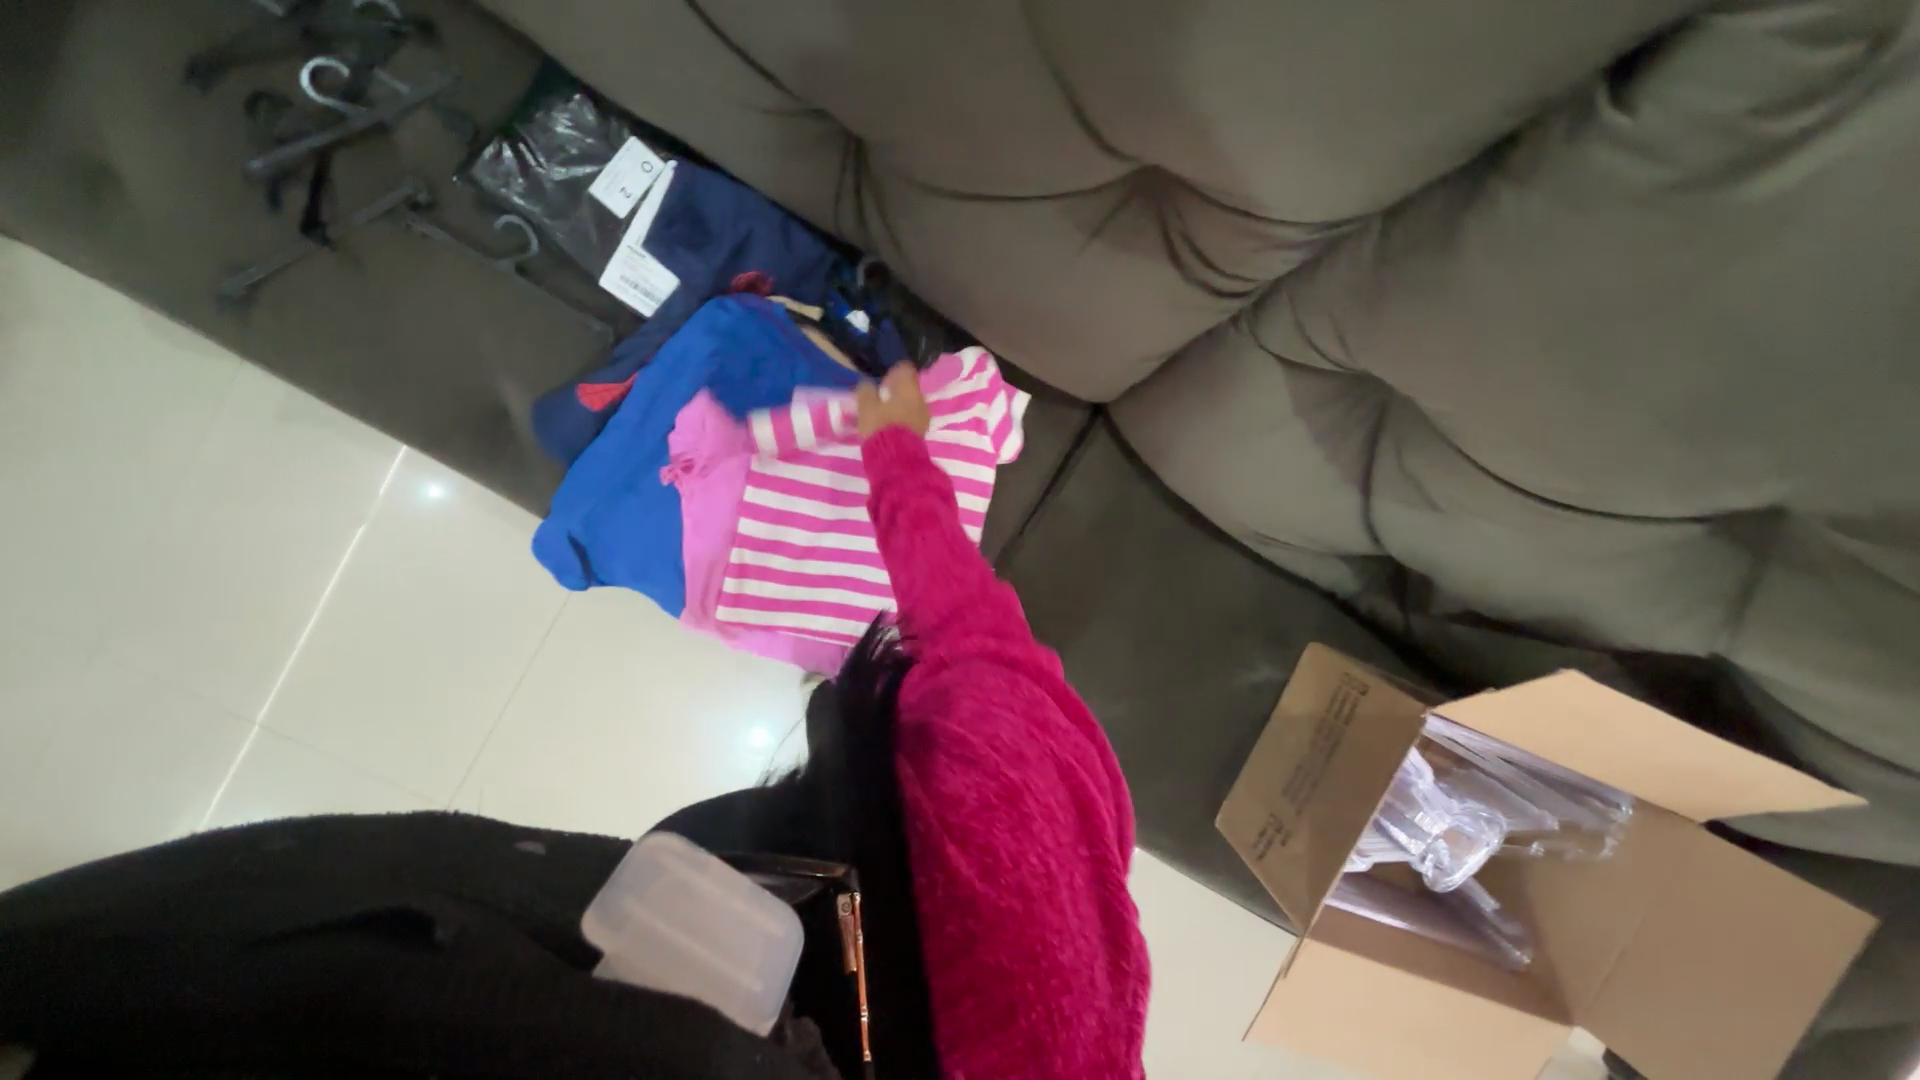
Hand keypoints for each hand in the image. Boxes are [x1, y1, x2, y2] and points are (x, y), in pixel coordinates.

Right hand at [856, 362, 929, 438]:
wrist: (896, 459)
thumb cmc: (880, 426)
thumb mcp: (866, 406)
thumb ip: (866, 391)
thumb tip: (867, 384)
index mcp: (909, 388)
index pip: (905, 368)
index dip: (892, 371)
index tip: (880, 380)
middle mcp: (921, 399)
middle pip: (908, 388)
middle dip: (895, 391)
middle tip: (878, 398)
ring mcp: (923, 417)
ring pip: (910, 404)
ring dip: (897, 406)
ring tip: (880, 415)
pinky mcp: (921, 432)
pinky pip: (910, 419)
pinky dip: (900, 419)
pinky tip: (887, 426)